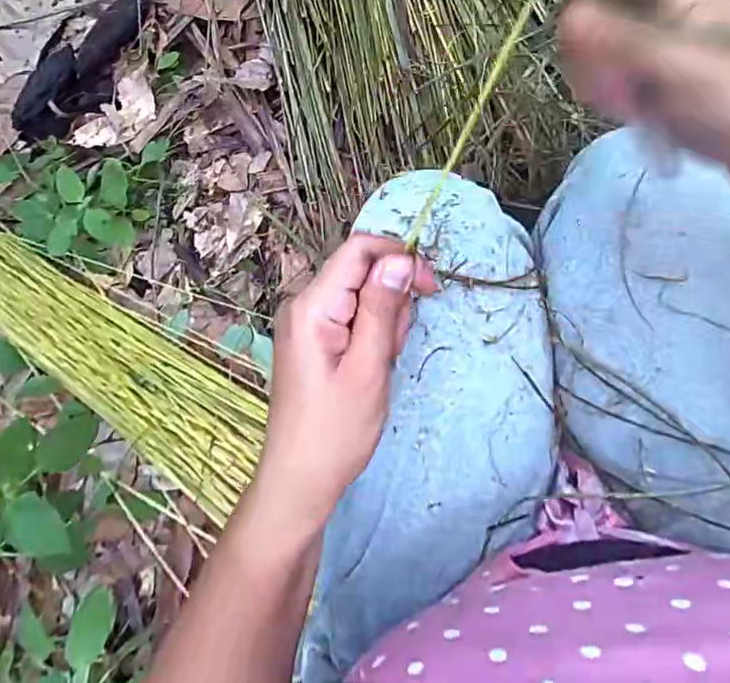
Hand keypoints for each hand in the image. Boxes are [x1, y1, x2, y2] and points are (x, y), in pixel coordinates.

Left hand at [254, 234, 438, 521]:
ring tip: (379, 364)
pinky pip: (352, 315)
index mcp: (312, 305)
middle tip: (391, 348)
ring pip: (362, 294)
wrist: (300, 480)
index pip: (358, 249)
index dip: (398, 255)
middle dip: (391, 300)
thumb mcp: (368, 368)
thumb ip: (382, 308)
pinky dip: (371, 334)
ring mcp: (306, 320)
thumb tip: (400, 258)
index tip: (430, 285)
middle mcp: (304, 302)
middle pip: (362, 271)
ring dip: (384, 321)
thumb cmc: (336, 431)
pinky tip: (370, 365)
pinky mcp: (314, 336)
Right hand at [529, 0, 729, 167]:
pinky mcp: (649, 72)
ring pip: (590, 48)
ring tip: (636, 107)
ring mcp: (651, 40)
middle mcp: (657, 5)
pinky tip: (636, 113)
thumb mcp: (687, 69)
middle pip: (585, 11)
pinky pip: (604, 75)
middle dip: (587, 53)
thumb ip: (624, 42)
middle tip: (616, 90)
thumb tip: (567, 15)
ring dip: (599, 80)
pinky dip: (609, 95)